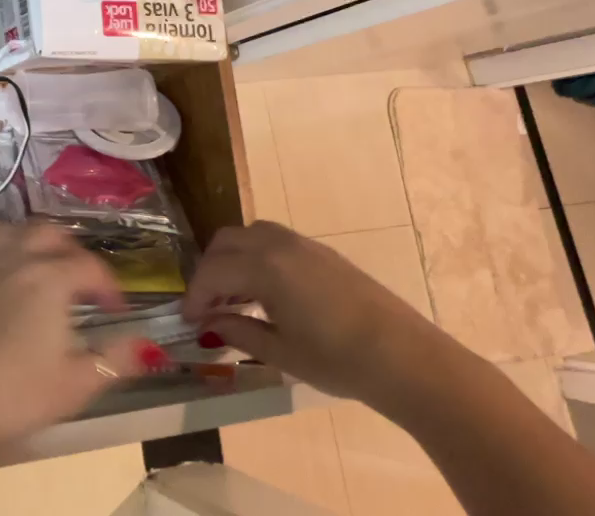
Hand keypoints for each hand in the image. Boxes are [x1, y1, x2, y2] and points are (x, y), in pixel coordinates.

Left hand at [0, 225, 154, 441]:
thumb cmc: (14, 392)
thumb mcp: (75, 384)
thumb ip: (116, 359)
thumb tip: (151, 346)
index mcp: (51, 277)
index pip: (91, 267)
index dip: (109, 287)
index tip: (116, 311)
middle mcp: (16, 255)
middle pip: (51, 234)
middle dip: (72, 251)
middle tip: (80, 280)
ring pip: (13, 230)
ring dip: (34, 242)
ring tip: (41, 266)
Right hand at [182, 221, 460, 413]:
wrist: (405, 358)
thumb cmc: (338, 360)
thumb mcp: (281, 352)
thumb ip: (239, 331)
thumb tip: (211, 323)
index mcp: (263, 267)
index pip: (212, 272)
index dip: (195, 296)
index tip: (189, 320)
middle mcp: (278, 244)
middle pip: (226, 242)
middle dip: (210, 270)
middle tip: (207, 305)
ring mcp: (303, 244)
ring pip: (250, 235)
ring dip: (233, 258)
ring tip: (235, 296)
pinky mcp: (323, 252)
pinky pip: (274, 241)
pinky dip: (257, 257)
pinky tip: (266, 291)